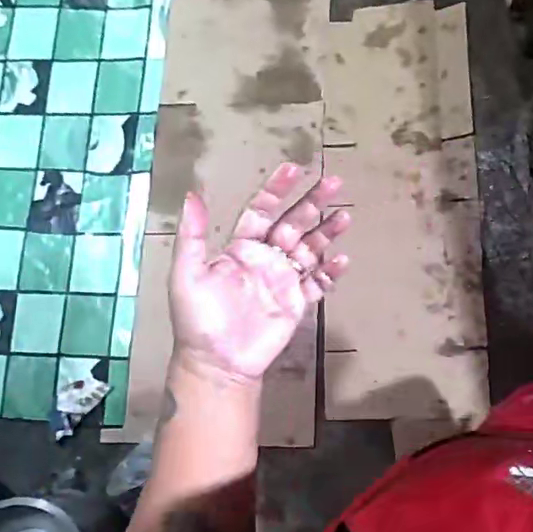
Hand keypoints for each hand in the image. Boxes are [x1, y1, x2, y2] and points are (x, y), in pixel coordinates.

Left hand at [170, 163, 350, 383]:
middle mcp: (266, 259)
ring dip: (327, 233)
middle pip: (294, 224)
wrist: (217, 363)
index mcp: (241, 248)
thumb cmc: (198, 319)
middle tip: (334, 182)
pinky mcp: (297, 303)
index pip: (262, 210)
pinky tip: (342, 260)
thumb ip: (192, 236)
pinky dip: (330, 272)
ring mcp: (284, 281)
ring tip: (345, 216)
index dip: (277, 189)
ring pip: (311, 250)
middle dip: (313, 203)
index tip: (294, 168)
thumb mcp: (186, 274)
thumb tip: (192, 194)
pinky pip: (318, 284)